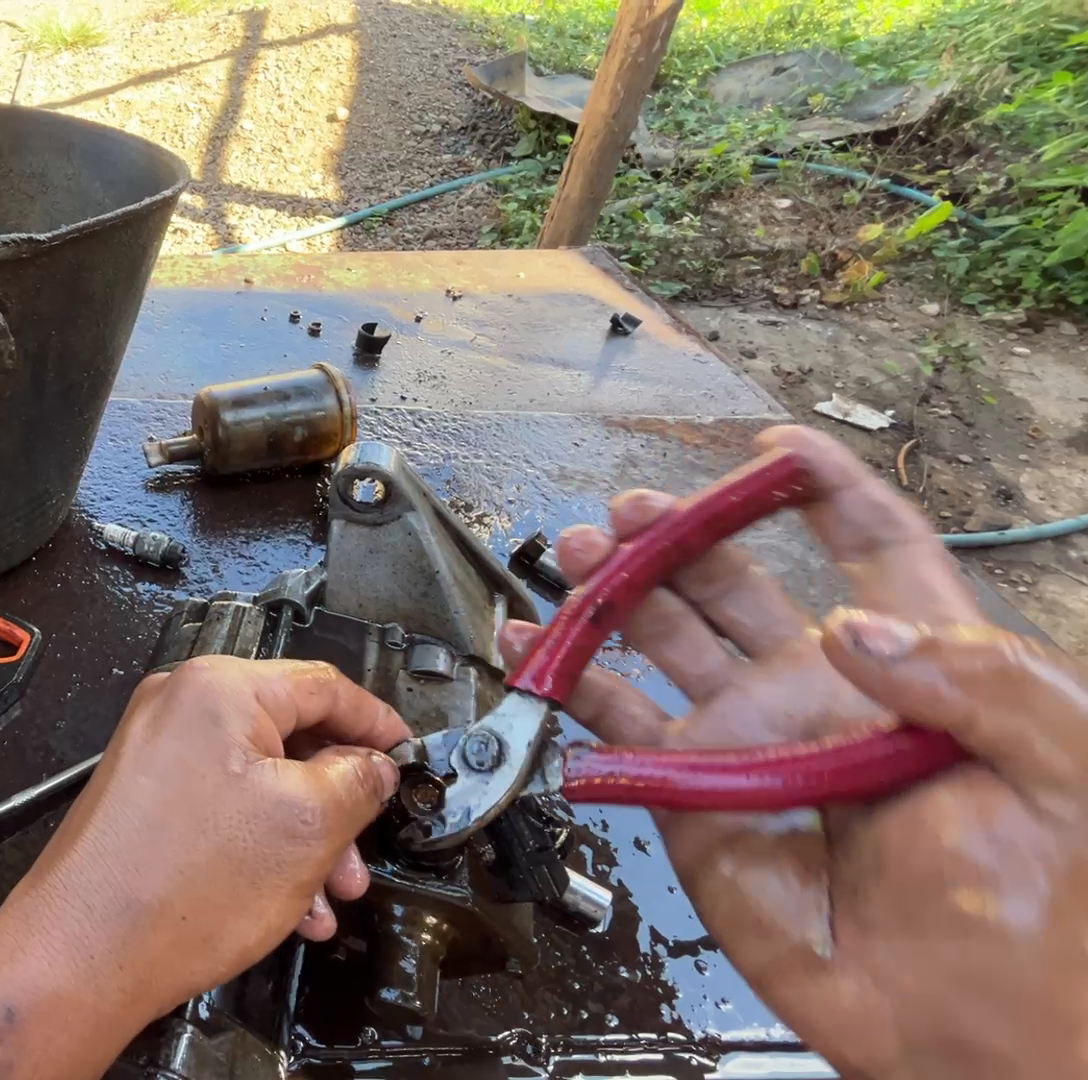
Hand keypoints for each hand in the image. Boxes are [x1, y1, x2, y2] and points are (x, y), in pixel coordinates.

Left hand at [0, 657, 407, 1079]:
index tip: (406, 754)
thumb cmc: (181, 883)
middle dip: (337, 799)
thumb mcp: (306, 826)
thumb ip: (356, 782)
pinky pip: (223, 804)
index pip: (324, 685)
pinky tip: (289, 902)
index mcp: (220, 688)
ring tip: (330, 892)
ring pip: (259, 779)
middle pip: (290, 736)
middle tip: (366, 846)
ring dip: (304, 834)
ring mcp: (158, 748)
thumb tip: (373, 767)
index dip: (376, 723)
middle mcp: (181, 704)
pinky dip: (261, 843)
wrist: (83, 952)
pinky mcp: (145, 792)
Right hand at [499, 424, 1087, 1079]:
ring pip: (653, 641)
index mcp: (911, 664)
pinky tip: (528, 647)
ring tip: (571, 559)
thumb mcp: (1080, 782)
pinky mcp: (680, 786)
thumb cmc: (1070, 914)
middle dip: (674, 537)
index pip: (870, 551)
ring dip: (607, 593)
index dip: (823, 492)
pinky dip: (560, 682)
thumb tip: (843, 630)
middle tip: (626, 514)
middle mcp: (806, 685)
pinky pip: (609, 722)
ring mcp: (735, 734)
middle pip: (725, 583)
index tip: (774, 449)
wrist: (984, 1036)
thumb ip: (986, 688)